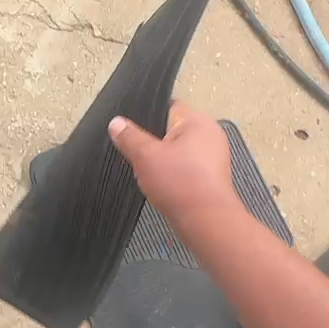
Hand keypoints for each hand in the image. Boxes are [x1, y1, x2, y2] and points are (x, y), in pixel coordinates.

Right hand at [108, 101, 240, 230]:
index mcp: (198, 121)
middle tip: (138, 152)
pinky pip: (186, 167)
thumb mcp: (145, 156)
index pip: (168, 106)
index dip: (148, 116)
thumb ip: (129, 137)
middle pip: (172, 129)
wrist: (206, 221)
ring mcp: (212, 157)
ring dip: (164, 160)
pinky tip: (162, 184)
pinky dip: (173, 173)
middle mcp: (210, 135)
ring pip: (178, 150)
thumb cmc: (180, 183)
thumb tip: (116, 122)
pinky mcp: (211, 177)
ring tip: (149, 170)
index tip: (132, 130)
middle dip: (154, 141)